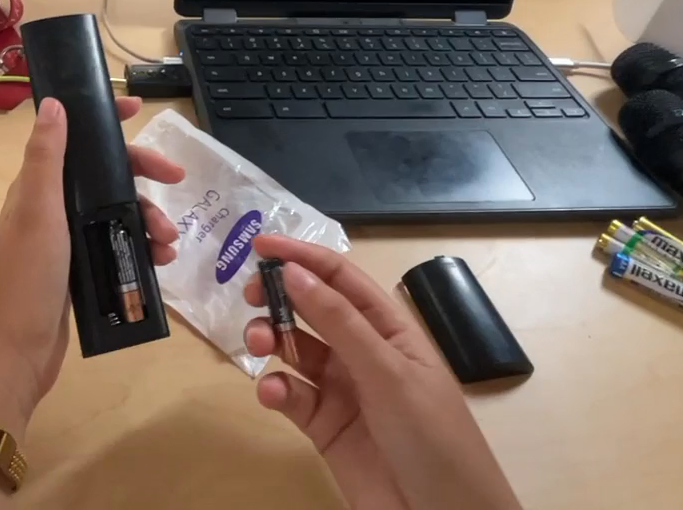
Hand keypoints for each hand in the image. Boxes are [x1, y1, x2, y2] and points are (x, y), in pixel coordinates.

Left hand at [0, 96, 183, 435]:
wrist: (17, 352)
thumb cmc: (26, 276)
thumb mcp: (37, 210)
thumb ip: (46, 157)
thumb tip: (53, 102)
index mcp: (38, 186)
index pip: (73, 139)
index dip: (103, 120)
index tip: (137, 109)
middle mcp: (53, 205)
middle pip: (106, 174)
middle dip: (142, 172)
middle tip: (177, 176)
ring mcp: (68, 238)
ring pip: (118, 210)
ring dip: (149, 216)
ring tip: (170, 239)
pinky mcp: (82, 267)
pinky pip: (119, 243)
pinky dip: (143, 245)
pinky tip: (162, 260)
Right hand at [243, 235, 520, 509]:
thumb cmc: (432, 438)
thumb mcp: (387, 373)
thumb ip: (337, 322)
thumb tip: (292, 269)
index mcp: (387, 328)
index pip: (339, 277)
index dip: (301, 255)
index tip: (259, 243)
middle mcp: (361, 351)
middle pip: (310, 308)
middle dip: (278, 296)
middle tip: (250, 294)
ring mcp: (341, 389)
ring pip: (294, 349)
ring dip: (271, 338)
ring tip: (255, 344)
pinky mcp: (323, 426)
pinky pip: (291, 395)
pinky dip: (276, 390)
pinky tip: (272, 395)